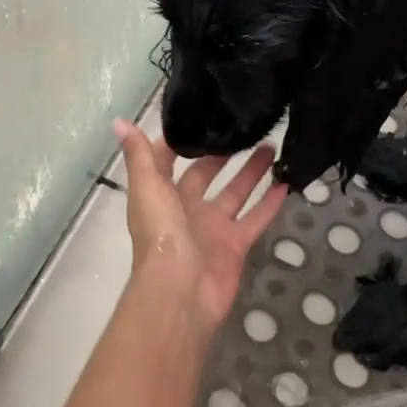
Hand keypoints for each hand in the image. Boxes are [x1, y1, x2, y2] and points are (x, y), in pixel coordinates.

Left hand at [110, 119, 286, 329]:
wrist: (181, 291)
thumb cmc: (160, 235)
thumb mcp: (147, 187)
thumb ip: (139, 155)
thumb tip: (119, 121)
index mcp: (159, 194)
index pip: (166, 160)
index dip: (179, 140)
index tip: (200, 115)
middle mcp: (185, 208)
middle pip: (204, 175)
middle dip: (220, 154)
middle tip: (243, 128)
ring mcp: (212, 228)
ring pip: (235, 193)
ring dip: (250, 172)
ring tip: (271, 146)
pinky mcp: (235, 245)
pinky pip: (256, 218)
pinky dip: (270, 202)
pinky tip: (288, 181)